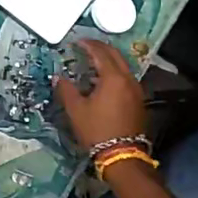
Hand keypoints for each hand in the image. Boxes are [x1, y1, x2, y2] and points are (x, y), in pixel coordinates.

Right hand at [52, 39, 148, 154]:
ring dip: (108, 60)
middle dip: (101, 48)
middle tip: (85, 46)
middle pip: (116, 55)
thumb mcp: (76, 109)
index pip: (100, 53)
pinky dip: (114, 72)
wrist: (122, 155)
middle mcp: (128, 80)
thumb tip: (58, 77)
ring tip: (92, 62)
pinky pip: (125, 78)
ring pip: (123, 66)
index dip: (88, 45)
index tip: (76, 42)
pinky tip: (102, 81)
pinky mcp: (138, 101)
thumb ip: (66, 89)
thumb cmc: (97, 130)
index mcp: (113, 78)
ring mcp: (136, 91)